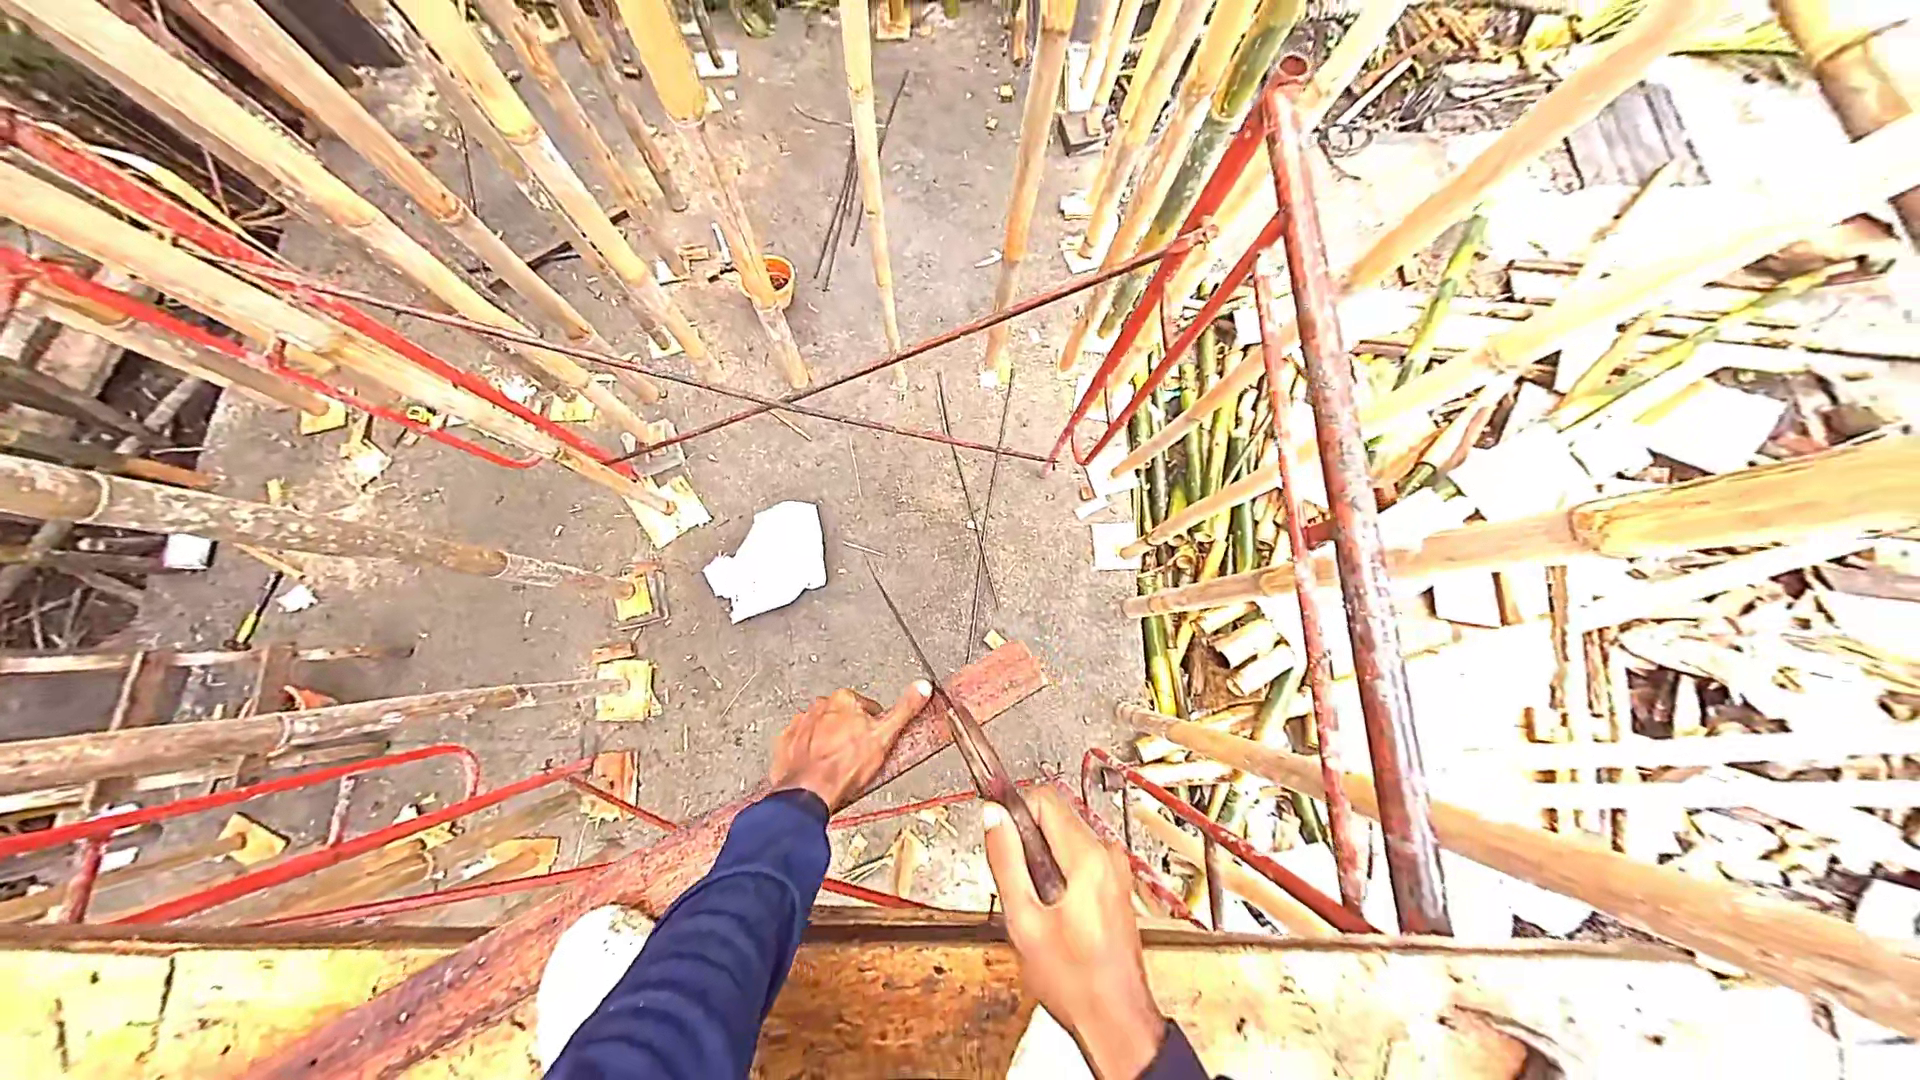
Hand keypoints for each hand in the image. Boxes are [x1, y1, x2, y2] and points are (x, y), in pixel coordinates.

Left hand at [767, 682, 930, 811]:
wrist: (807, 793)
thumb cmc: (845, 766)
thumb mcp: (885, 736)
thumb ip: (905, 708)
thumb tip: (923, 687)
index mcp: (845, 699)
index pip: (868, 709)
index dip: (875, 730)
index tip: (873, 745)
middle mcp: (820, 706)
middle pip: (844, 718)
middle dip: (851, 734)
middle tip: (857, 758)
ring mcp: (801, 724)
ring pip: (823, 730)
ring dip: (830, 743)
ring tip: (838, 766)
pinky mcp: (787, 742)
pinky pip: (802, 743)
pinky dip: (810, 753)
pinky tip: (818, 767)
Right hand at [984, 788, 1165, 1078]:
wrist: (1117, 1021)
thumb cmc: (1075, 981)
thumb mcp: (1024, 921)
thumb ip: (1006, 861)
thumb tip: (993, 816)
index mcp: (1087, 858)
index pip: (1044, 798)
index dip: (1014, 811)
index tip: (998, 831)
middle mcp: (1106, 854)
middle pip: (1054, 815)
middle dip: (1026, 838)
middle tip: (1015, 881)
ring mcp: (1114, 868)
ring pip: (1064, 835)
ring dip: (1041, 857)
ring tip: (1035, 902)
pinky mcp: (1114, 880)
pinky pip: (1077, 855)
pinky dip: (1058, 870)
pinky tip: (1052, 908)